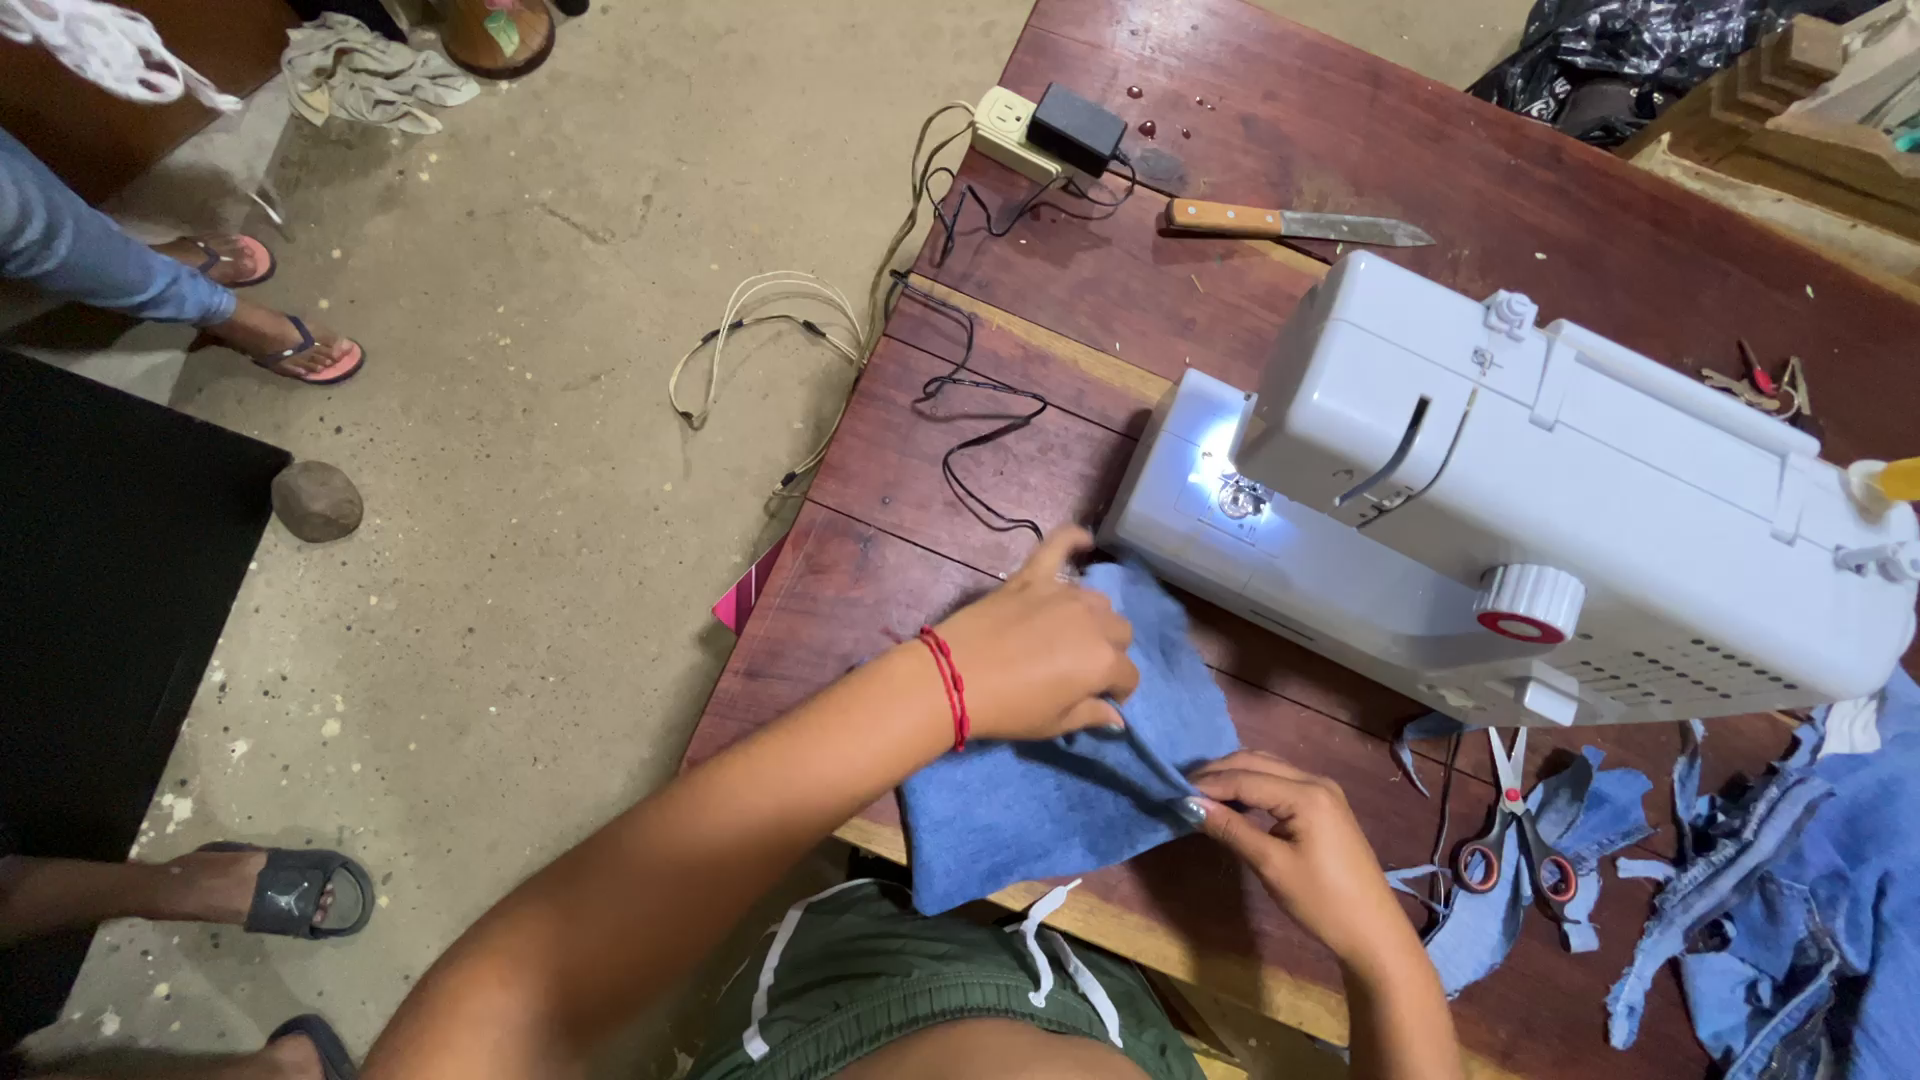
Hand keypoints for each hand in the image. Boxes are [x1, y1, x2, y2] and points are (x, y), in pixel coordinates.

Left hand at [928, 526, 1137, 741]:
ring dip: (1092, 616)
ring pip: (1097, 600)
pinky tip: (1085, 540)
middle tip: (1081, 668)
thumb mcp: (1054, 724)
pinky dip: (1073, 539)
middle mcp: (1092, 621)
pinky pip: (1058, 546)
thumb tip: (1118, 718)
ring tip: (1069, 633)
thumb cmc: (1008, 708)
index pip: (1129, 675)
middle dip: (1109, 652)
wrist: (955, 676)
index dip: (1118, 689)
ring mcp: (1063, 593)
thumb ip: (1091, 715)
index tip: (1100, 698)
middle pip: (1120, 632)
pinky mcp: (1032, 576)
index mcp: (1103, 660)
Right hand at [1188, 751, 1422, 973]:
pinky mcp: (1324, 804)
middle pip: (1254, 763)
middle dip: (1217, 773)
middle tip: (1183, 790)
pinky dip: (1252, 784)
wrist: (1374, 934)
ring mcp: (1323, 791)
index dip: (1207, 784)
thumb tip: (1189, 804)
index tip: (1174, 792)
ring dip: (1234, 775)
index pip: (1244, 778)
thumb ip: (1230, 829)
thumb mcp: (1270, 865)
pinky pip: (1279, 781)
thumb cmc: (1322, 901)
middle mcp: (1315, 781)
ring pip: (1266, 767)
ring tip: (1203, 793)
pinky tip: (1234, 800)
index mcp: (1306, 794)